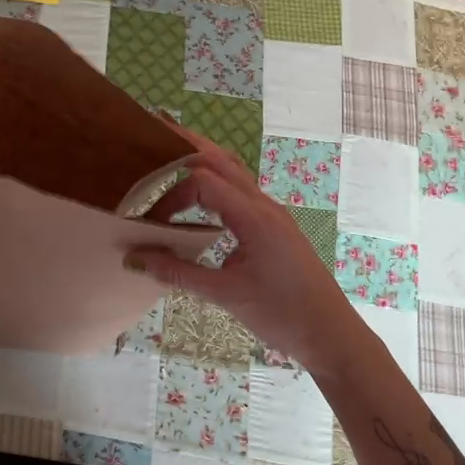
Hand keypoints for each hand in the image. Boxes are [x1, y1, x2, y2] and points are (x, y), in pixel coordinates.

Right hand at [127, 127, 355, 358]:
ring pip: (233, 172)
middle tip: (154, 130)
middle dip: (187, 144)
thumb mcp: (224, 295)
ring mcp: (271, 214)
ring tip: (171, 154)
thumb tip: (133, 258)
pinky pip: (240, 192)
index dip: (171, 195)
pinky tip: (198, 200)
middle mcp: (264, 205)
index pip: (203, 181)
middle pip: (220, 159)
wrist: (331, 335)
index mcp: (254, 217)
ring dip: (202, 160)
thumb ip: (177, 273)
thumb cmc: (281, 314)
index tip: (152, 223)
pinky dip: (214, 184)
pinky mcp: (274, 227)